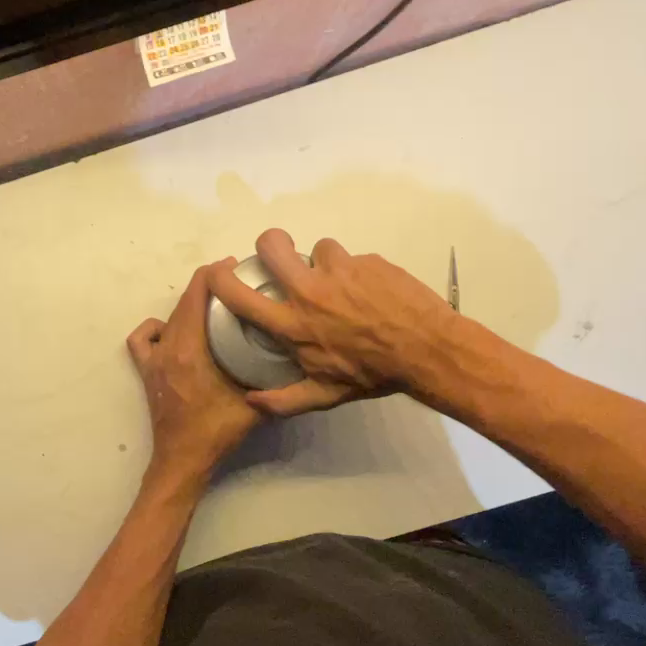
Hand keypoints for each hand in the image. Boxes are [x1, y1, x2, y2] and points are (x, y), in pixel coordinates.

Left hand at [127, 260, 261, 477]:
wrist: (182, 460)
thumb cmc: (217, 432)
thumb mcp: (254, 403)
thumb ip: (273, 382)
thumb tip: (295, 358)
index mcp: (189, 350)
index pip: (196, 295)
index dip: (215, 274)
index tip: (235, 268)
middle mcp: (167, 348)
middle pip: (183, 302)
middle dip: (208, 287)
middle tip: (235, 288)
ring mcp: (153, 360)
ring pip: (168, 318)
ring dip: (188, 307)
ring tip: (212, 310)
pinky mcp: (147, 372)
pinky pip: (144, 340)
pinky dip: (158, 329)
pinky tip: (175, 333)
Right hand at [205, 228, 477, 415]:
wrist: (428, 350)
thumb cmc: (372, 376)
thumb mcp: (324, 396)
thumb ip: (283, 400)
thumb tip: (250, 401)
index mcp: (292, 324)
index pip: (239, 295)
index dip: (219, 279)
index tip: (218, 274)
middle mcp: (309, 291)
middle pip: (271, 244)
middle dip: (269, 244)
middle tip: (280, 258)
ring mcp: (340, 270)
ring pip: (318, 249)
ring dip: (323, 263)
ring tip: (340, 284)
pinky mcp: (368, 261)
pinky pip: (353, 259)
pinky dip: (356, 272)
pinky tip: (370, 292)